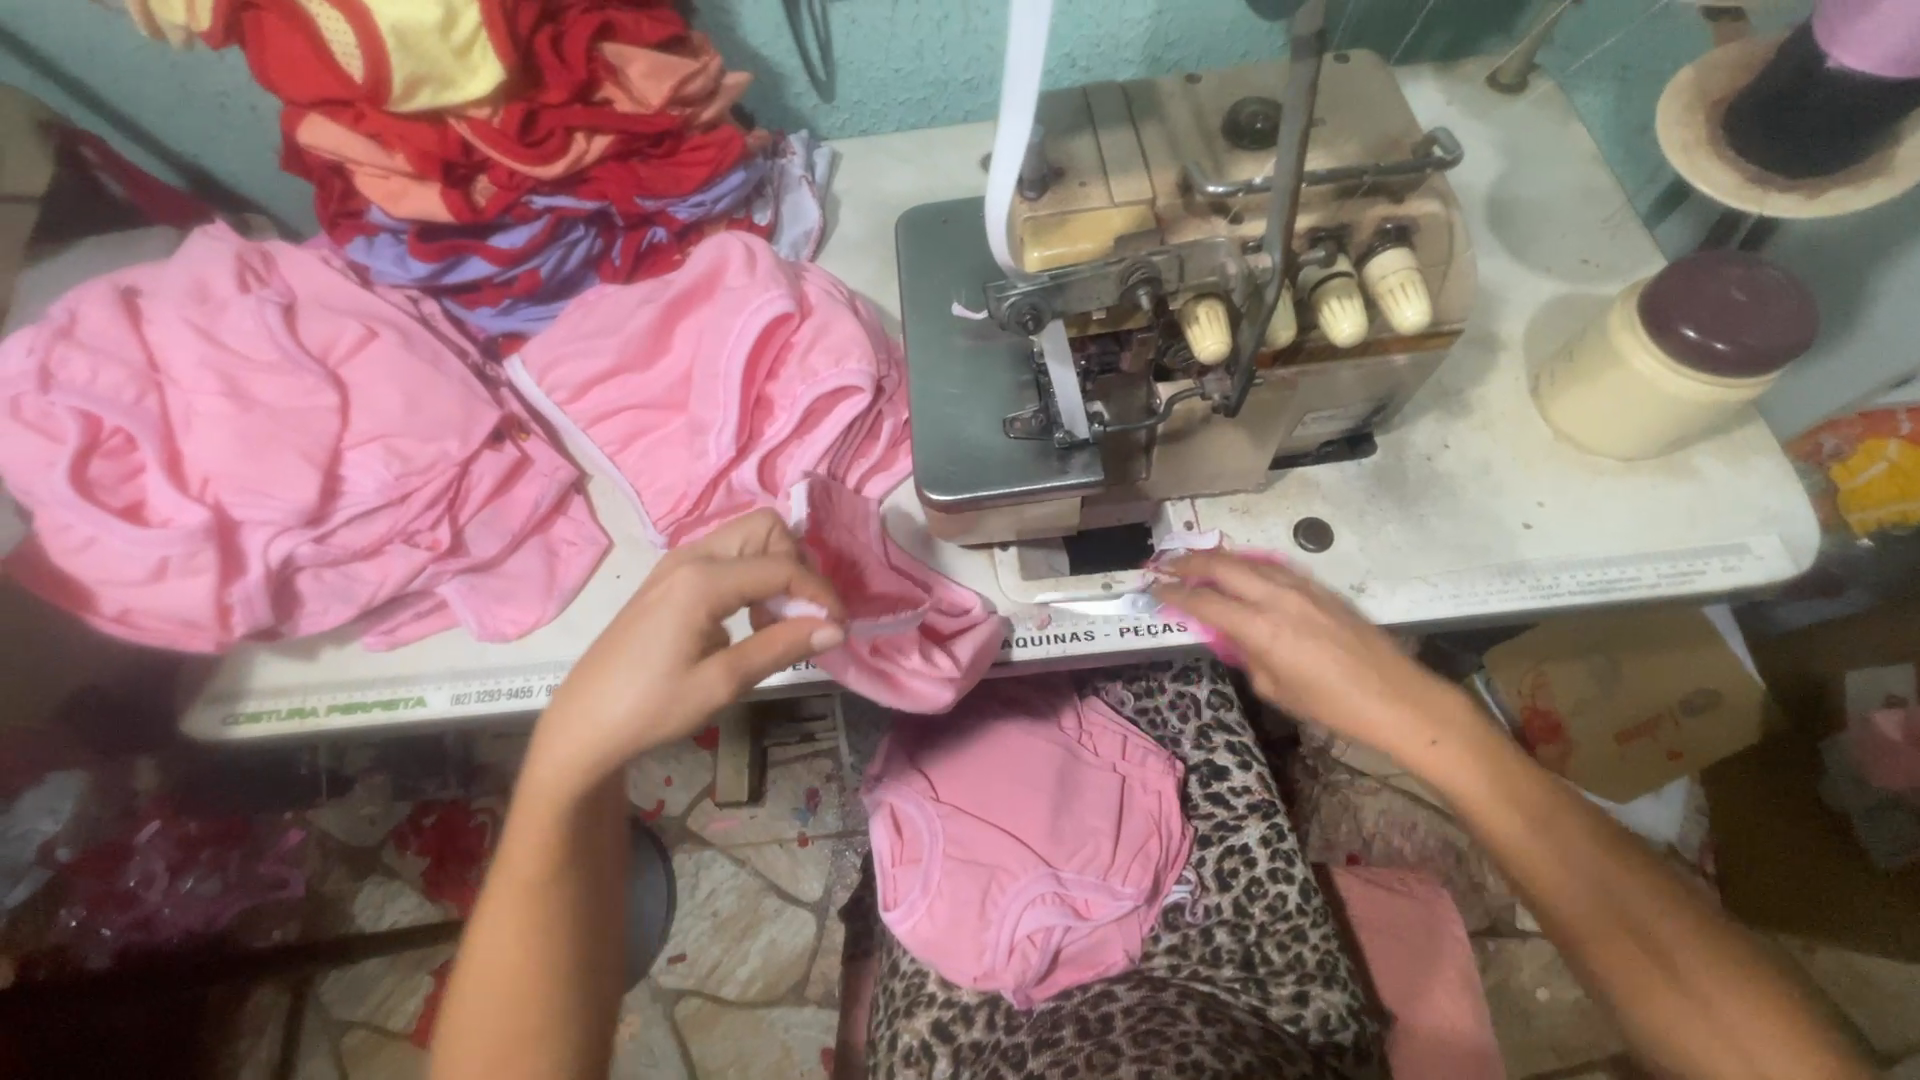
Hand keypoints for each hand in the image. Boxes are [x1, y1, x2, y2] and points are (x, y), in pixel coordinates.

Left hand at [526, 509, 845, 796]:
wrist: (584, 723)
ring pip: (747, 537)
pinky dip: (752, 575)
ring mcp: (677, 563)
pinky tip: (749, 619)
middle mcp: (691, 557)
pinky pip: (727, 556)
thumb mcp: (723, 682)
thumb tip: (835, 628)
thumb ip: (781, 647)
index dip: (820, 594)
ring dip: (776, 568)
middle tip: (803, 615)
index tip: (840, 627)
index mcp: (702, 580)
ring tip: (778, 620)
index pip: (783, 567)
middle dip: (797, 564)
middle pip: (766, 528)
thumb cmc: (651, 707)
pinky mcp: (671, 577)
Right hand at [1153, 551, 1471, 762]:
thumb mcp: (1275, 688)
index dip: (1173, 594)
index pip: (1204, 602)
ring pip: (1248, 560)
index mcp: (1261, 628)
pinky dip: (1248, 563)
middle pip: (1221, 567)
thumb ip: (1247, 654)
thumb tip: (1231, 634)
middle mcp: (1277, 598)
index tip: (1152, 590)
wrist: (1395, 696)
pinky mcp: (1319, 588)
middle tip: (1163, 564)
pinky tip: (1240, 567)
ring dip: (1216, 558)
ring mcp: (1301, 588)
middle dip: (1187, 563)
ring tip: (1193, 560)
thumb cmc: (1331, 705)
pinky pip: (1274, 567)